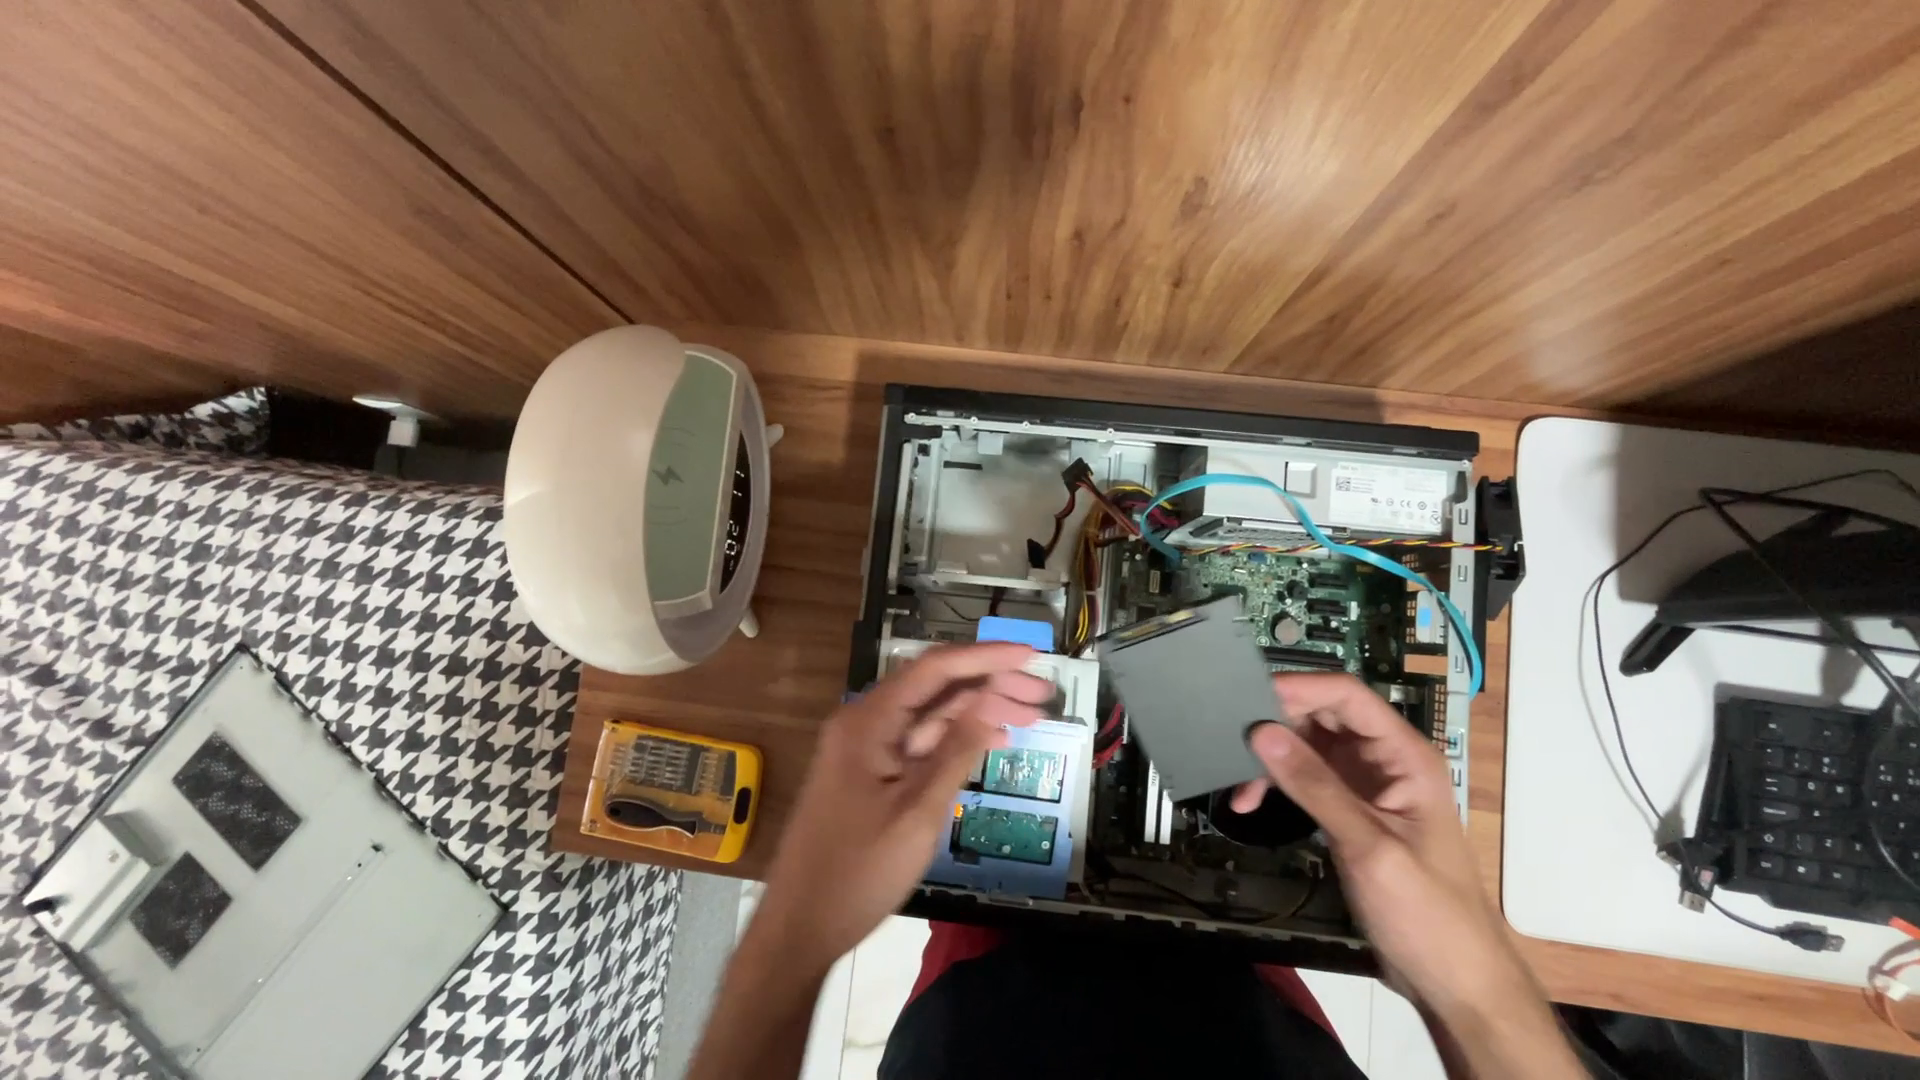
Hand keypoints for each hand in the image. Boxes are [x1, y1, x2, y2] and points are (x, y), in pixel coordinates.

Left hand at [754, 642, 1053, 967]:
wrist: (800, 927)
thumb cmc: (858, 872)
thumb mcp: (917, 813)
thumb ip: (955, 753)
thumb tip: (991, 703)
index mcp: (868, 721)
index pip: (934, 669)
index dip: (986, 657)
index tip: (1031, 656)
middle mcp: (865, 723)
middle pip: (935, 688)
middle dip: (990, 685)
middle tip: (1042, 695)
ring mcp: (868, 750)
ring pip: (931, 716)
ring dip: (978, 712)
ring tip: (1032, 715)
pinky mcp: (873, 775)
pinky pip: (920, 745)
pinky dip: (956, 741)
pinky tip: (993, 741)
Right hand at [1233, 674, 1530, 1011]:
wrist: (1452, 979)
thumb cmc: (1425, 912)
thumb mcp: (1367, 846)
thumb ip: (1314, 786)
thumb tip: (1261, 732)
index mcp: (1404, 755)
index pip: (1346, 695)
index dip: (1297, 687)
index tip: (1246, 698)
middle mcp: (1384, 760)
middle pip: (1322, 714)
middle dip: (1275, 721)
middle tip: (1229, 737)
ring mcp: (1365, 784)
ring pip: (1307, 744)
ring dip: (1270, 756)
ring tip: (1234, 776)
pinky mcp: (1348, 809)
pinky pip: (1304, 777)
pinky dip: (1275, 784)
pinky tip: (1247, 801)